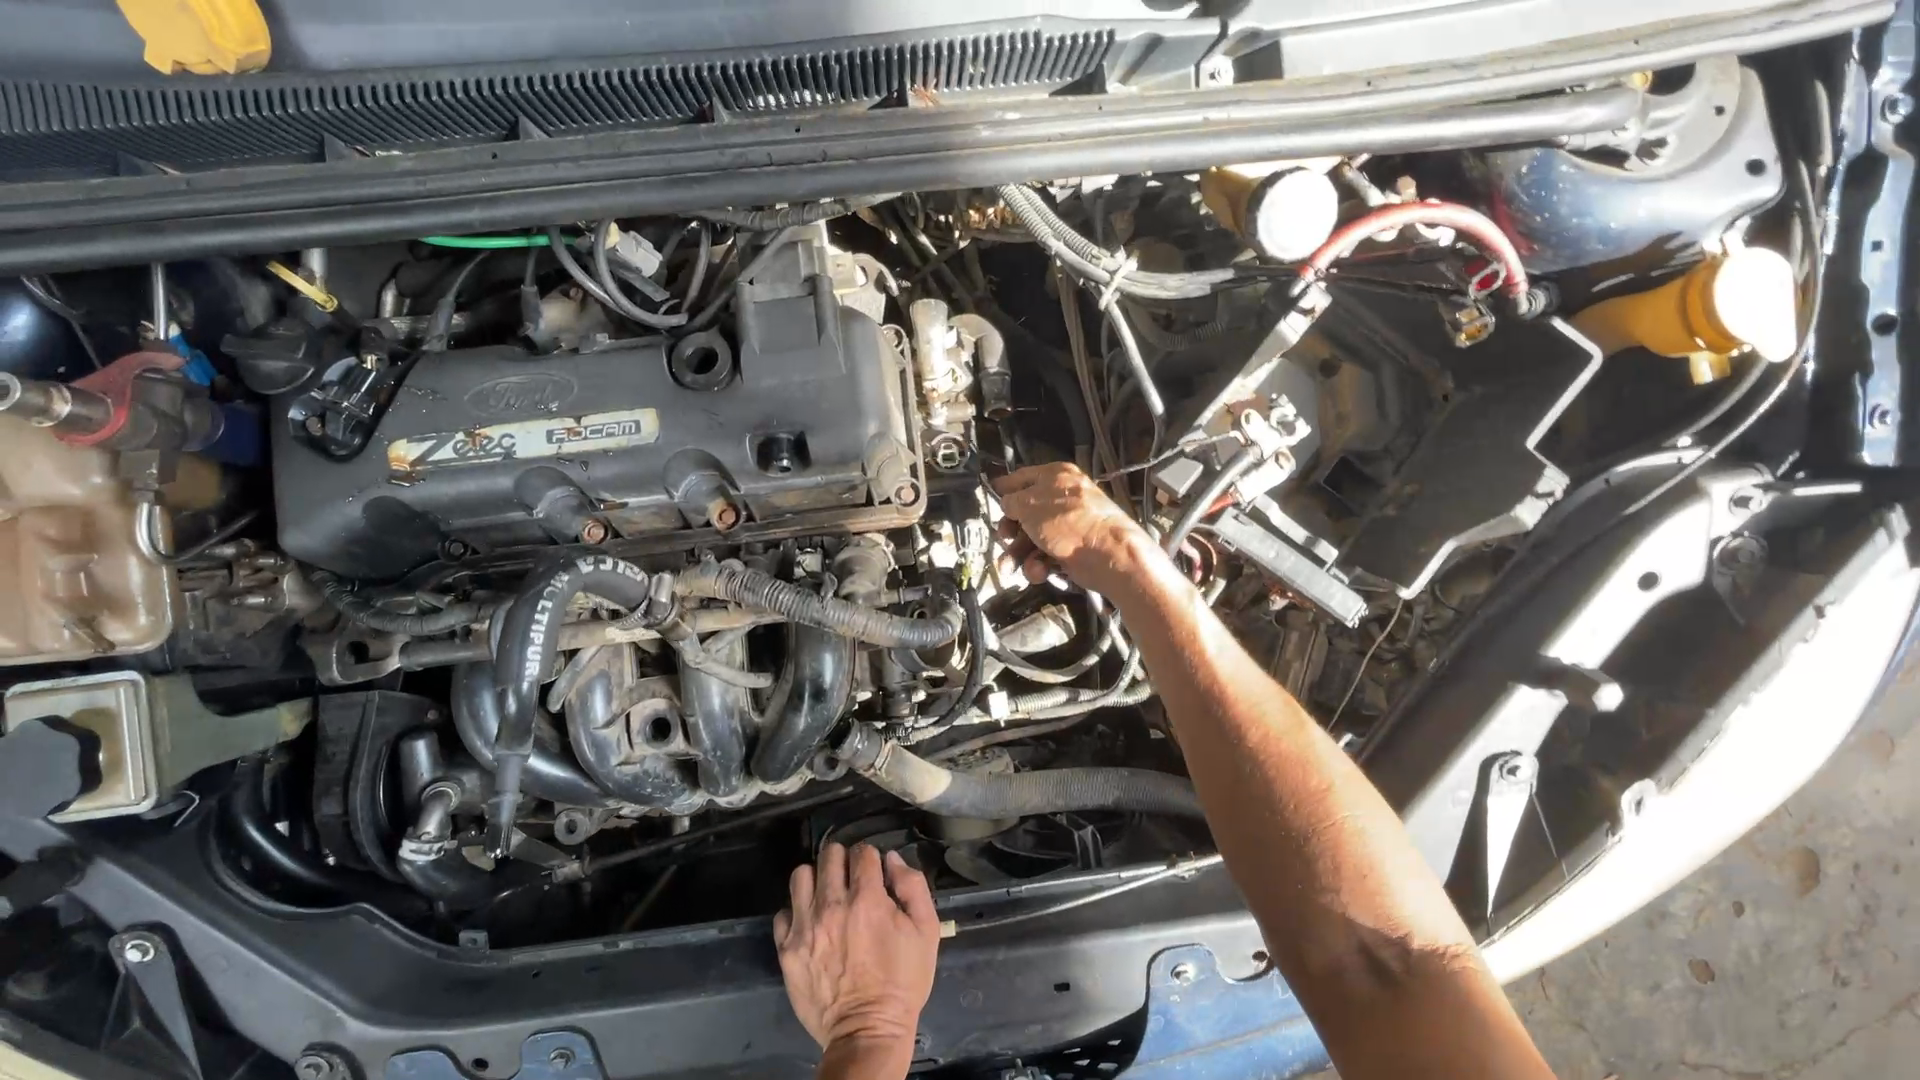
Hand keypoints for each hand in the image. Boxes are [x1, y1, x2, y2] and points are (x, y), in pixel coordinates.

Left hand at [774, 843, 939, 1055]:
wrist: (867, 1031)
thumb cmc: (903, 981)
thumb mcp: (927, 931)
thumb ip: (913, 886)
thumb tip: (891, 859)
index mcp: (867, 899)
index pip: (862, 852)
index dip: (870, 858)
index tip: (874, 872)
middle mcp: (832, 905)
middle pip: (829, 855)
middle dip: (843, 861)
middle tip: (850, 879)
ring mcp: (805, 927)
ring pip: (801, 876)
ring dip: (816, 879)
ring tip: (826, 895)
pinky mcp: (786, 950)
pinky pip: (783, 912)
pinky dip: (797, 913)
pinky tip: (810, 924)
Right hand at [992, 463, 1157, 596]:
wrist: (1106, 554)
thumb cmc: (1065, 521)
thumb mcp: (1028, 504)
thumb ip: (1011, 501)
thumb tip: (1007, 503)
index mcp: (1055, 476)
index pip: (1022, 477)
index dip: (1005, 487)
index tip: (990, 496)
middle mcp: (1062, 498)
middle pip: (1024, 513)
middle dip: (1009, 531)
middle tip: (1003, 539)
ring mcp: (1067, 526)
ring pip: (1031, 539)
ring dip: (1018, 554)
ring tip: (1009, 568)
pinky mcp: (1070, 551)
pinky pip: (1045, 556)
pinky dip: (1038, 565)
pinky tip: (1039, 571)